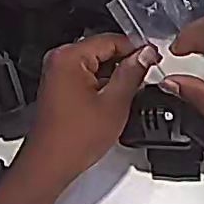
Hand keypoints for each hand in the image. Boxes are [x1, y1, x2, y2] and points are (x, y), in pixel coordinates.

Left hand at [10, 34, 158, 197]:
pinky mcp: (58, 86)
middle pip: (102, 50)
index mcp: (69, 57)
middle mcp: (59, 60)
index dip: (136, 49)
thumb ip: (132, 73)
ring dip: (113, 75)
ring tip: (129, 94)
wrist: (50, 163)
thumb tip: (145, 54)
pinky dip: (100, 84)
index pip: (111, 40)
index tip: (153, 58)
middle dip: (125, 62)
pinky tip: (112, 101)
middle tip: (146, 77)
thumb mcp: (114, 103)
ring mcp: (56, 72)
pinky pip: (84, 74)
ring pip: (94, 63)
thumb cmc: (73, 139)